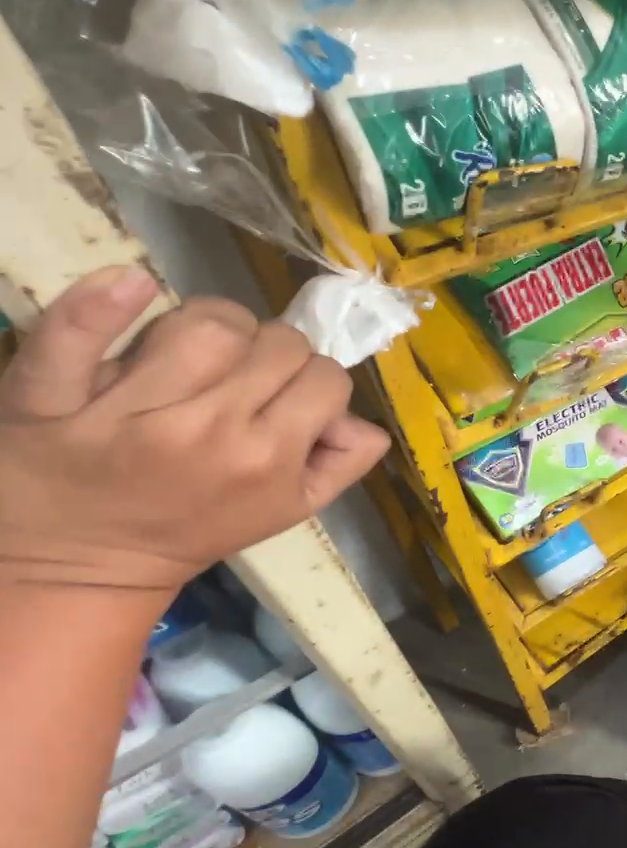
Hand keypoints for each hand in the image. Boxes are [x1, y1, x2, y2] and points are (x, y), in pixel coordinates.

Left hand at [0, 266, 390, 596]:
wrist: (78, 565)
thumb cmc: (199, 529)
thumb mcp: (295, 509)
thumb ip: (347, 460)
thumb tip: (354, 416)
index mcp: (267, 457)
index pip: (326, 378)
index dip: (317, 383)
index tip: (293, 401)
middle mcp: (206, 428)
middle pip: (276, 344)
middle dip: (276, 353)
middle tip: (251, 378)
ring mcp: (126, 409)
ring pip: (206, 326)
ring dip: (218, 327)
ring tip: (201, 352)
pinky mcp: (50, 395)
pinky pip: (74, 335)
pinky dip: (100, 304)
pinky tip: (132, 283)